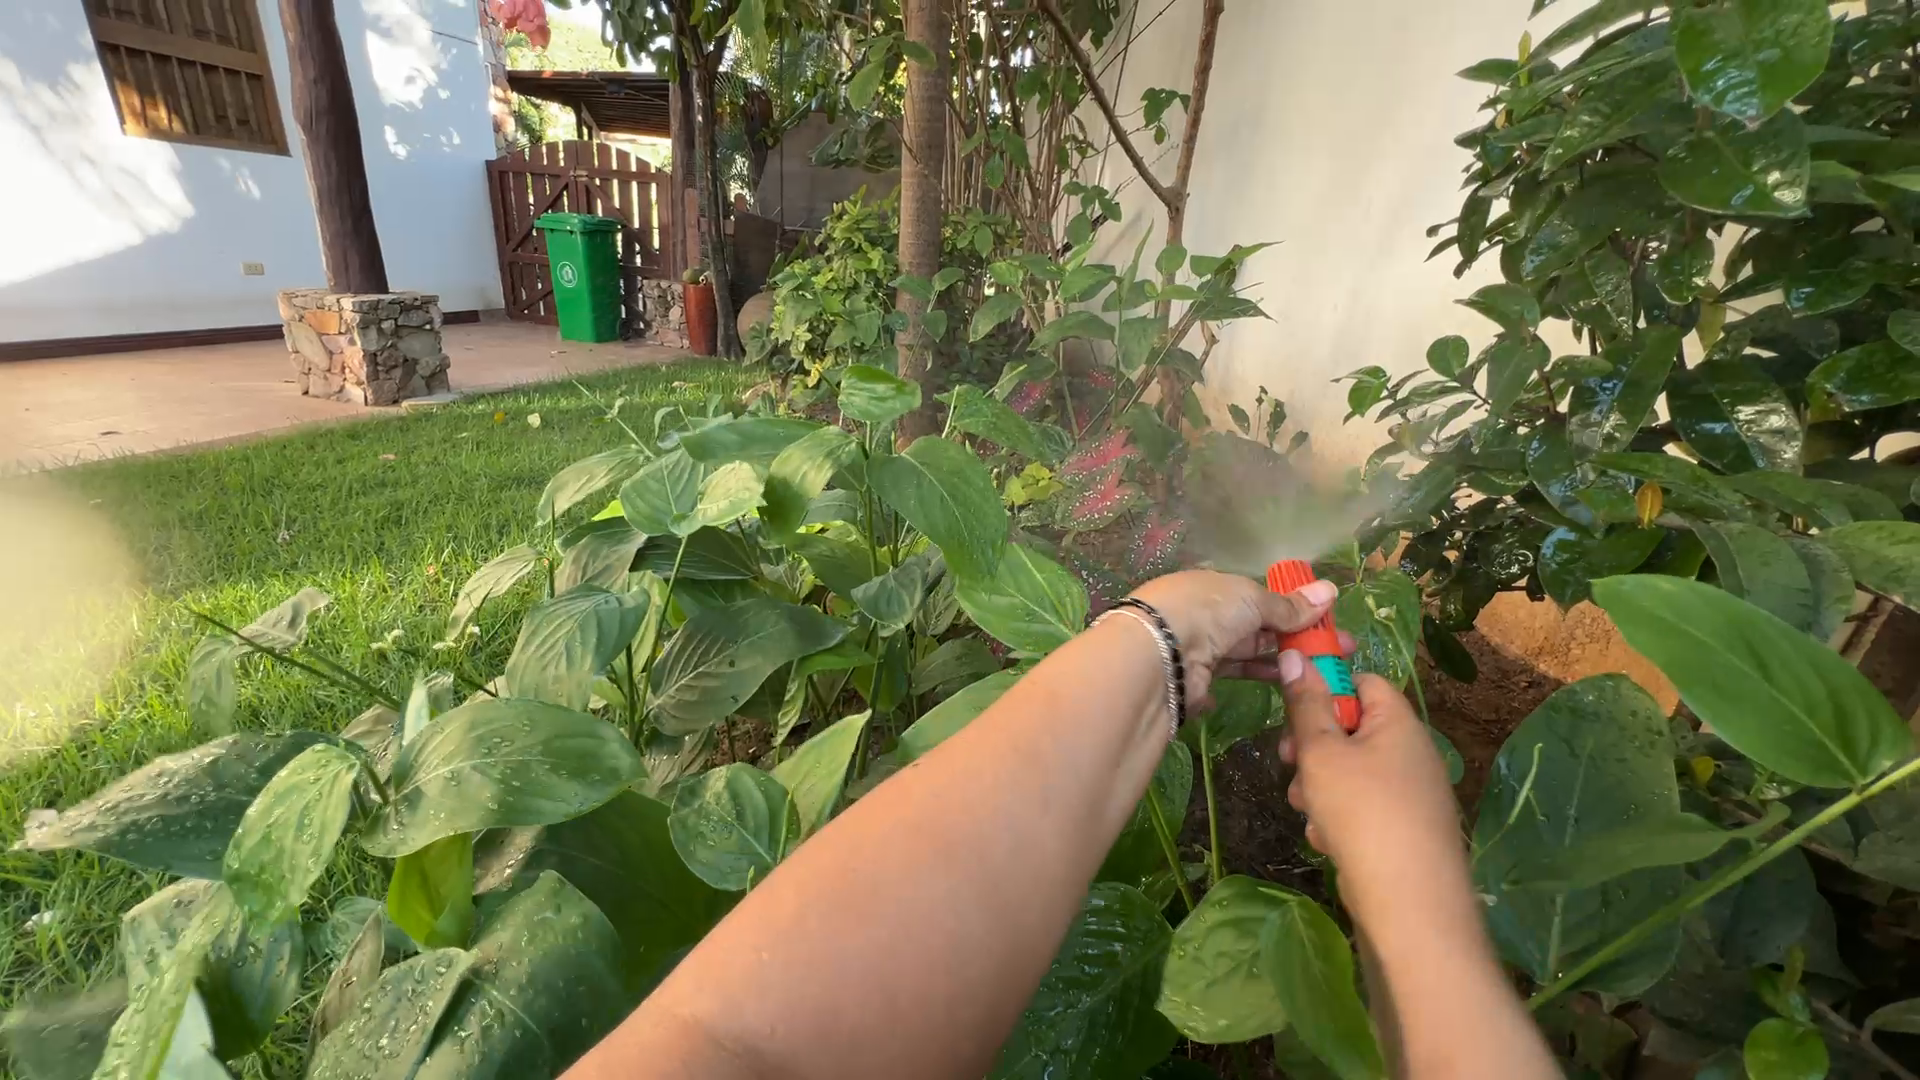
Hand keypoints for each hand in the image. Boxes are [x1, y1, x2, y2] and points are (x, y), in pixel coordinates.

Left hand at [1127, 569, 1345, 709]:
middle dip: (1297, 637)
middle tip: (1341, 651)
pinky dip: (1253, 679)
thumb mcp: (1251, 599)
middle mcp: (1203, 614)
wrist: (1159, 654)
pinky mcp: (1197, 680)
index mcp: (1210, 586)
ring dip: (1281, 661)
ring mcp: (1198, 648)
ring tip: (1323, 671)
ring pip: (1247, 653)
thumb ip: (1287, 604)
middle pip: (1255, 626)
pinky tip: (1283, 685)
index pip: (1255, 596)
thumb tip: (1330, 590)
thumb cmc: (1205, 610)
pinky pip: (1232, 677)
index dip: (1291, 608)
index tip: (1326, 622)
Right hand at [1277, 667, 1469, 930]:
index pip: (1363, 681)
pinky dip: (1338, 813)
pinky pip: (1361, 803)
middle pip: (1350, 727)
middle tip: (1288, 760)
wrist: (1409, 902)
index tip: (1294, 707)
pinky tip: (1326, 836)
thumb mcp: (1320, 750)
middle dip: (1312, 744)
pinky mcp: (1404, 827)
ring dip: (1318, 782)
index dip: (1327, 686)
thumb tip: (1294, 654)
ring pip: (1349, 769)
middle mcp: (1411, 752)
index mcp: (1397, 723)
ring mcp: (1410, 792)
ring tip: (1305, 806)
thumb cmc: (1361, 810)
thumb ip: (1305, 702)